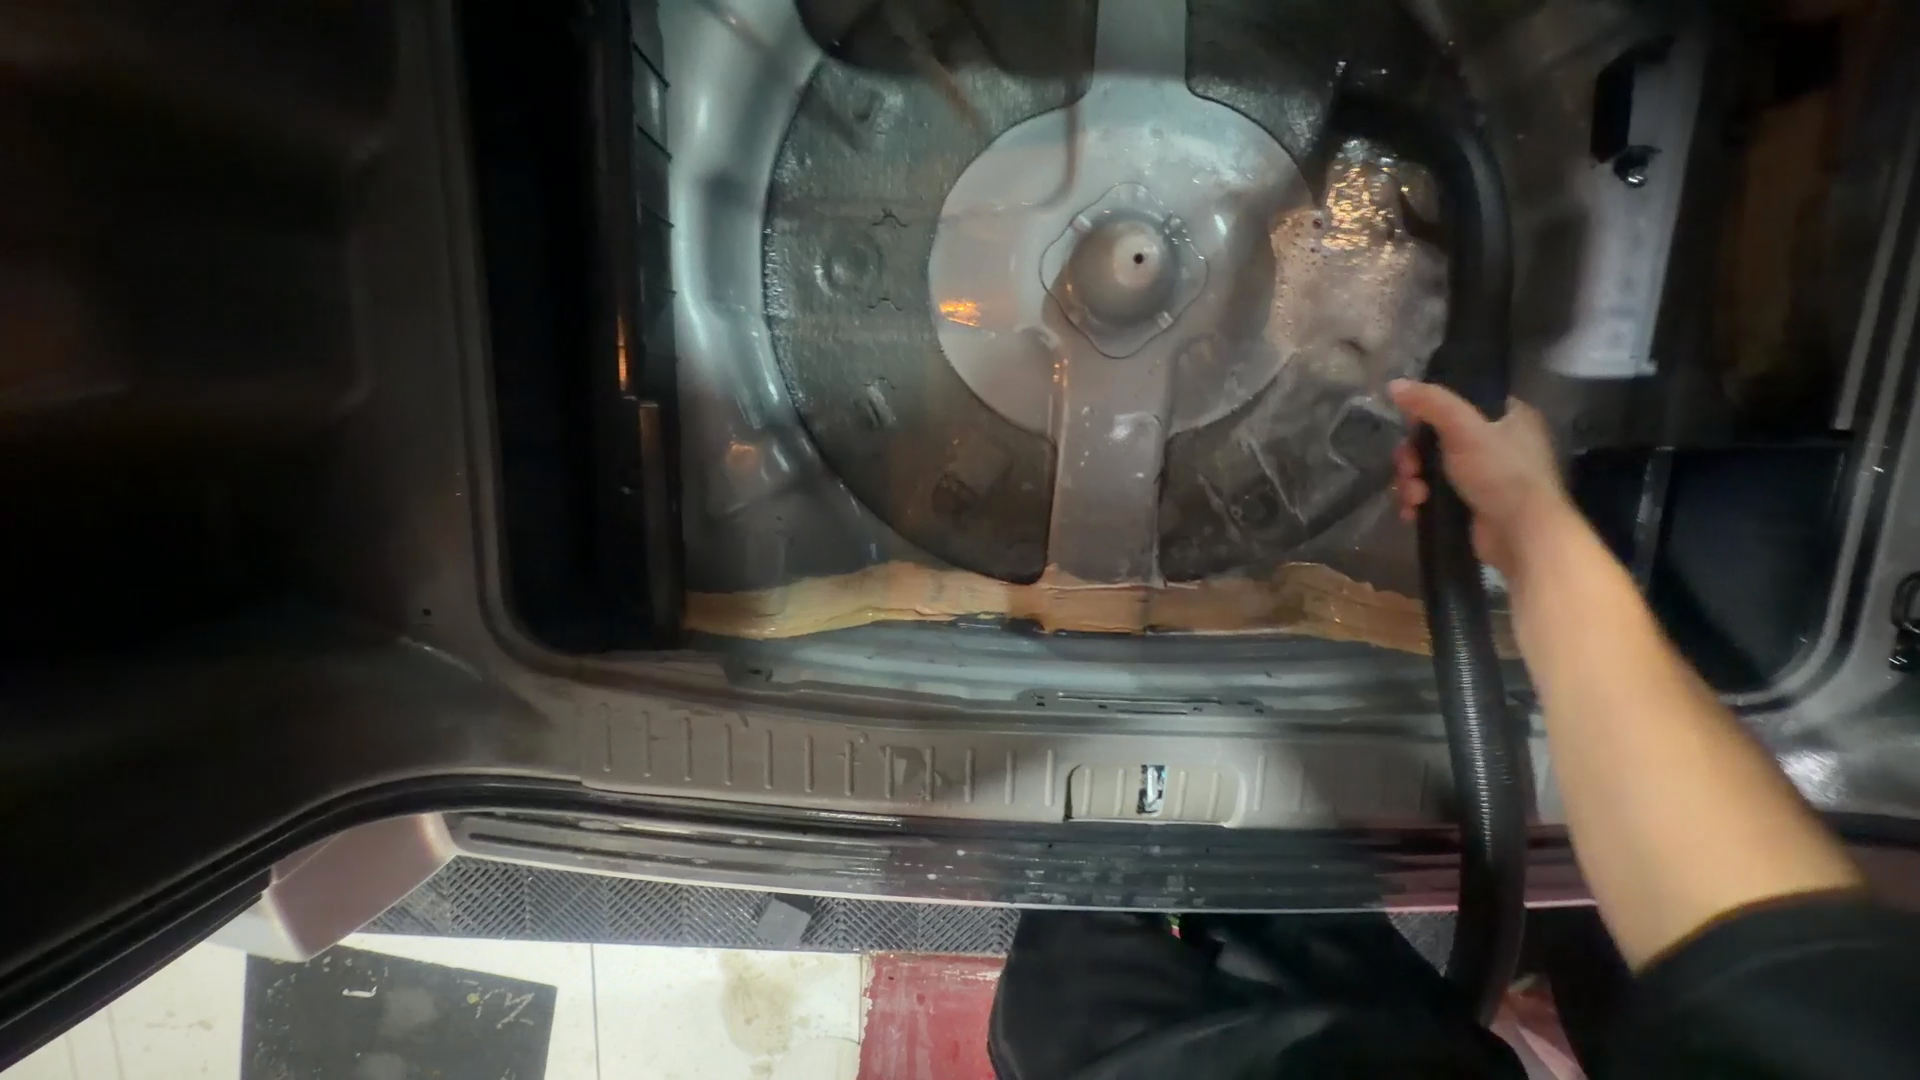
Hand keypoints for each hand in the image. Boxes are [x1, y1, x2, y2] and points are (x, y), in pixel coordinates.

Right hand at [1388, 379, 1570, 579]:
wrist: (1520, 533)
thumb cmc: (1501, 474)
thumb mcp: (1464, 429)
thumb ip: (1431, 404)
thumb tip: (1394, 384)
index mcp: (1509, 418)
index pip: (1459, 403)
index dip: (1428, 415)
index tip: (1411, 428)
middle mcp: (1498, 443)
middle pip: (1435, 440)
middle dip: (1413, 458)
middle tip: (1408, 469)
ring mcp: (1484, 476)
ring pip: (1429, 469)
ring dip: (1412, 483)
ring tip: (1415, 497)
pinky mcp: (1470, 504)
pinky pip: (1433, 495)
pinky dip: (1419, 502)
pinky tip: (1413, 511)